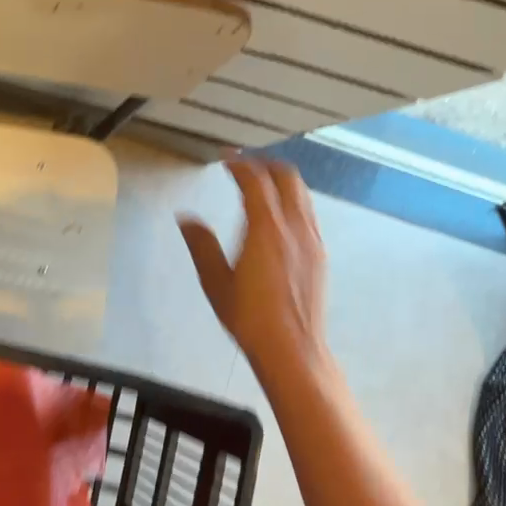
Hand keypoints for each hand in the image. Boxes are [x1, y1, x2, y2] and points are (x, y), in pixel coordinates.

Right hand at [179, 157, 329, 374]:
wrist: (291, 347)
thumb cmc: (249, 317)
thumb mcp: (215, 281)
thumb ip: (201, 245)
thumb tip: (187, 219)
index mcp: (266, 230)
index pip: (256, 182)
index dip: (240, 164)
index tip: (226, 158)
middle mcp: (295, 228)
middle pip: (287, 179)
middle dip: (265, 165)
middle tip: (244, 165)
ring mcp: (312, 241)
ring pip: (301, 194)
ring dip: (281, 181)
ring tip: (261, 183)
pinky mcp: (319, 255)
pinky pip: (308, 213)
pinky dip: (292, 201)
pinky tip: (278, 216)